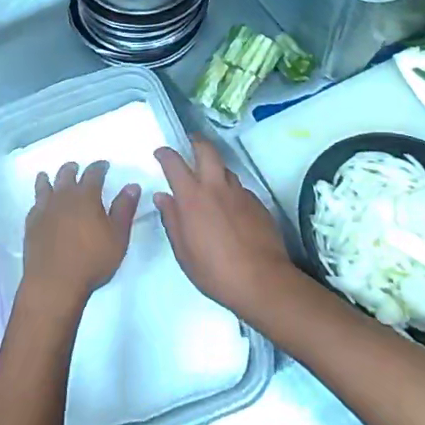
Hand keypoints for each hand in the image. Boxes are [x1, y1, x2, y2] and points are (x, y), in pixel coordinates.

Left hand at [21, 161, 140, 310]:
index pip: (93, 173)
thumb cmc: (92, 260)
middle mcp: (63, 197)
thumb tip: (132, 185)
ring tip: (48, 175)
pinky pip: (34, 204)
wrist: (54, 281)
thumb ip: (124, 209)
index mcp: (86, 196)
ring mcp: (44, 209)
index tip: (103, 165)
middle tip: (76, 167)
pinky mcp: (31, 223)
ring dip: (49, 178)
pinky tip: (39, 203)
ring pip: (45, 185)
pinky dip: (38, 199)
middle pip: (66, 175)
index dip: (99, 167)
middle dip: (73, 169)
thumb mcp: (118, 236)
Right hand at [155, 139, 295, 316]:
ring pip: (225, 168)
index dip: (165, 153)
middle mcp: (216, 186)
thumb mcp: (183, 251)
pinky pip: (240, 189)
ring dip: (215, 168)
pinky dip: (231, 191)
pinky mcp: (259, 204)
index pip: (174, 162)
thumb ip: (172, 219)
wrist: (263, 282)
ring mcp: (240, 193)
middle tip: (190, 144)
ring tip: (211, 181)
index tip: (160, 153)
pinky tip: (231, 208)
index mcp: (192, 196)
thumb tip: (163, 197)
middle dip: (196, 142)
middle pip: (206, 150)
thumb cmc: (214, 270)